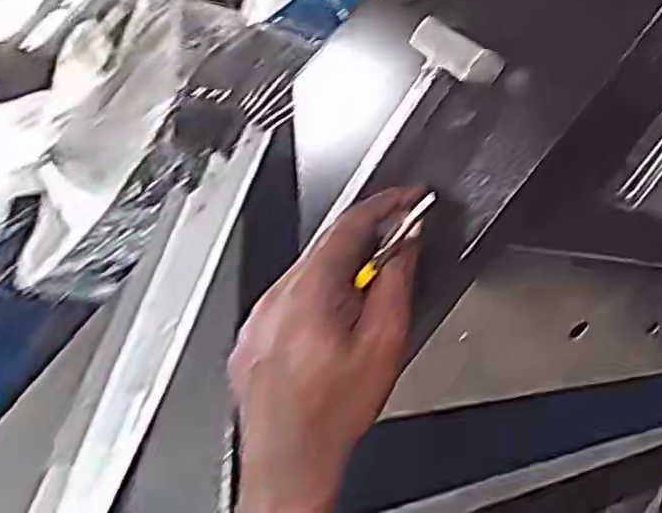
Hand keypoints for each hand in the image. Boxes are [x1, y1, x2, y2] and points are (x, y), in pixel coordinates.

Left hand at [230, 188, 425, 512]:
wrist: (292, 465)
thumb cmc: (337, 411)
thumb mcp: (387, 336)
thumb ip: (398, 276)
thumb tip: (407, 237)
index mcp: (307, 297)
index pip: (348, 224)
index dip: (386, 202)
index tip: (410, 196)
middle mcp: (273, 303)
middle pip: (328, 243)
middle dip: (371, 233)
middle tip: (404, 237)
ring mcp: (257, 321)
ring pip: (310, 266)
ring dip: (348, 261)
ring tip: (376, 285)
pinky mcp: (251, 336)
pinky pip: (292, 291)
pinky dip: (324, 284)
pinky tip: (344, 308)